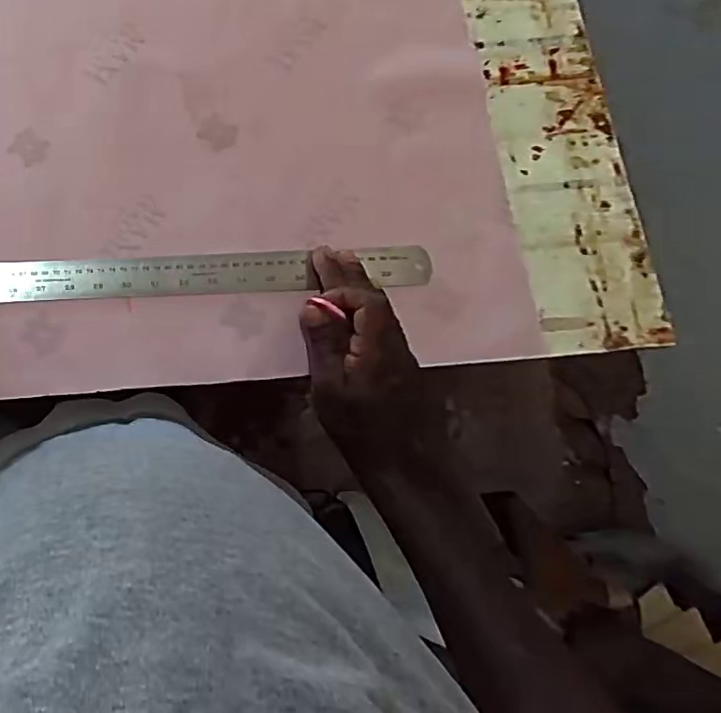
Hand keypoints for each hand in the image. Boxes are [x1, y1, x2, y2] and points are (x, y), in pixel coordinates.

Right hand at [299, 246, 449, 471]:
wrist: (407, 469)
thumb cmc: (361, 429)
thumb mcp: (331, 388)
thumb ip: (323, 344)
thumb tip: (313, 305)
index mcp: (378, 346)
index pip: (364, 301)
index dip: (341, 286)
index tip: (316, 279)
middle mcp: (395, 344)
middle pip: (375, 300)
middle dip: (351, 274)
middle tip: (331, 251)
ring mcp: (402, 357)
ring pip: (381, 311)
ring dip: (360, 286)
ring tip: (344, 265)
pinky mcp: (401, 369)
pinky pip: (383, 324)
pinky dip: (366, 306)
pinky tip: (359, 307)